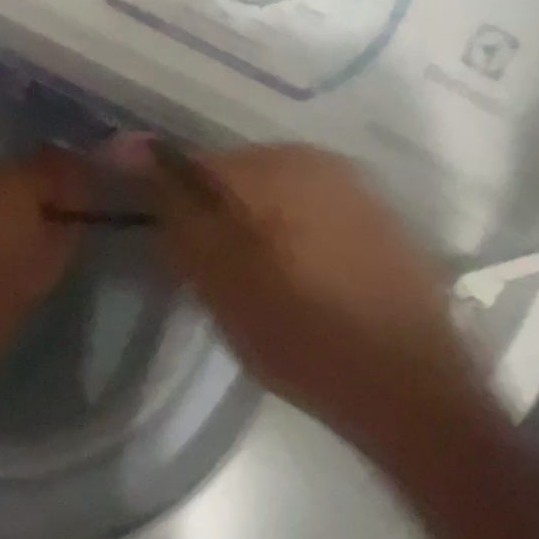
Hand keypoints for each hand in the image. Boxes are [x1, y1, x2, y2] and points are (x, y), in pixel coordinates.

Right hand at [120, 139, 478, 442]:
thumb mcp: (214, 274)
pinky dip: (286, 236)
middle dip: (207, 214)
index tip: (154, 241)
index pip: (188, 164)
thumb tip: (126, 143)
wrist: (413, 395)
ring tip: (241, 280)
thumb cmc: (299, 335)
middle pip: (232, 176)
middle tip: (195, 267)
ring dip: (247, 226)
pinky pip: (310, 214)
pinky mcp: (384, 224)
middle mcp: (321, 161)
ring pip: (272, 196)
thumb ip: (173, 205)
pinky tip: (290, 281)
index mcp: (277, 166)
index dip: (162, 202)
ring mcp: (359, 190)